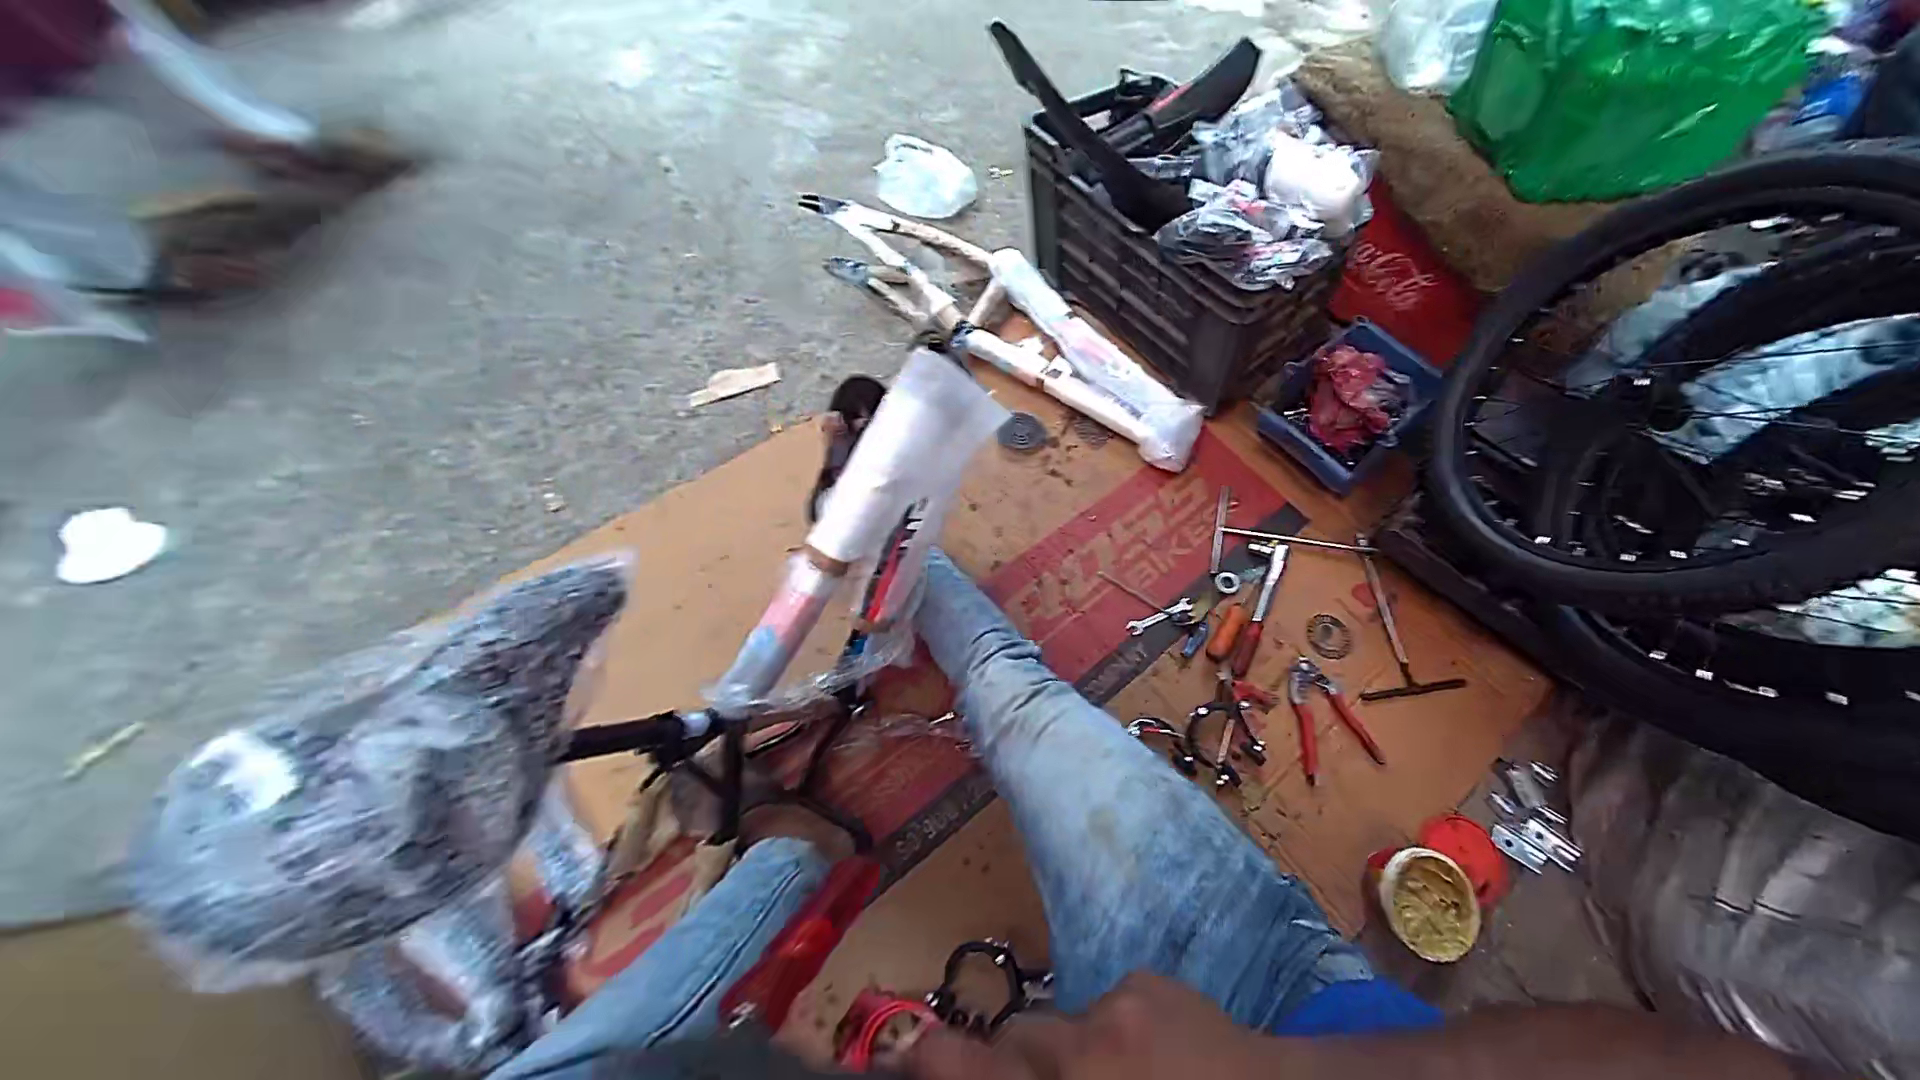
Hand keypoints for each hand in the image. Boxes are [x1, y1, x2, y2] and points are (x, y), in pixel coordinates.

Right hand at [899, 973, 1281, 1079]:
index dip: (933, 1062)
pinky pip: (1103, 1003)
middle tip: (1016, 1074)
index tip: (907, 1056)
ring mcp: (1116, 1008)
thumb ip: (1038, 1079)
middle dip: (1006, 1063)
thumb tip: (1007, 1065)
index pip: (981, 1068)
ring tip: (1107, 1076)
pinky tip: (1149, 1057)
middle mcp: (1084, 1049)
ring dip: (1064, 1052)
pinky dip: (1111, 1030)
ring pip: (1056, 1023)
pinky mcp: (1147, 981)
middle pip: (1010, 1042)